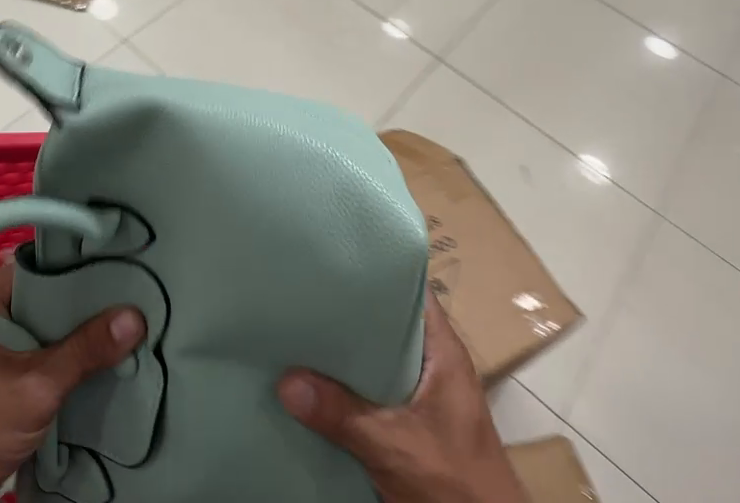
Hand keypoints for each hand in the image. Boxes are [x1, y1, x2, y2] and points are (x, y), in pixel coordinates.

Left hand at [0, 262, 145, 502]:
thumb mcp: (36, 386)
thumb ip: (84, 351)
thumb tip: (136, 317)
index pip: (49, 262)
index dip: (88, 265)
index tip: (131, 266)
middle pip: (57, 291)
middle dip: (95, 300)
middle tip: (143, 296)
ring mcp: (7, 338)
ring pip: (59, 321)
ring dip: (90, 329)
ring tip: (138, 321)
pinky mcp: (17, 365)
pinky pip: (56, 346)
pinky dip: (80, 352)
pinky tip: (115, 352)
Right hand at [277, 294, 525, 502]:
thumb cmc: (455, 480)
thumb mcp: (394, 444)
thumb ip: (342, 414)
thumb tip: (284, 380)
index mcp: (443, 351)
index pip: (412, 290)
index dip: (377, 271)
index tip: (335, 258)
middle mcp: (434, 363)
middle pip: (387, 322)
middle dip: (348, 311)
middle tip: (303, 291)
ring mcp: (424, 393)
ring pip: (377, 357)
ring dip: (344, 351)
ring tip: (299, 329)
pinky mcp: (412, 421)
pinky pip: (373, 388)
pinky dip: (347, 384)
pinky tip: (313, 380)